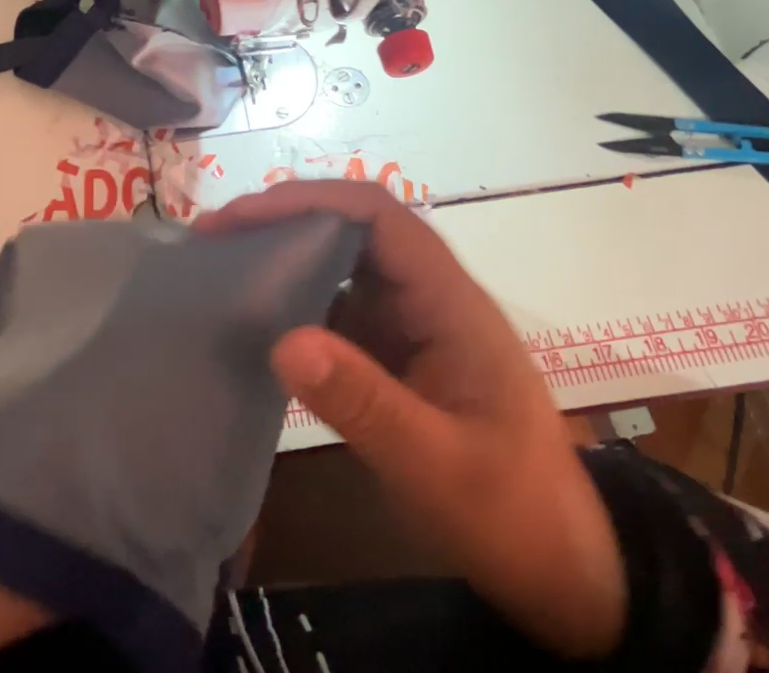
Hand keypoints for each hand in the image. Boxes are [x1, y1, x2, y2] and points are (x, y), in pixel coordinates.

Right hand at [196, 180, 626, 657]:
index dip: (309, 202)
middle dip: (285, 221)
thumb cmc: (509, 511)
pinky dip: (294, 306)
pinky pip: (339, 314)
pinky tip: (254, 324)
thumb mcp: (436, 465)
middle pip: (356, 231)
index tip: (239, 218)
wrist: (557, 566)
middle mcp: (430, 302)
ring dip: (285, 259)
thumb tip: (283, 341)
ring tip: (218, 269)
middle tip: (211, 239)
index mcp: (452, 305)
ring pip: (344, 269)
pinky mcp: (396, 360)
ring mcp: (413, 330)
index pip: (380, 218)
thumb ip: (364, 403)